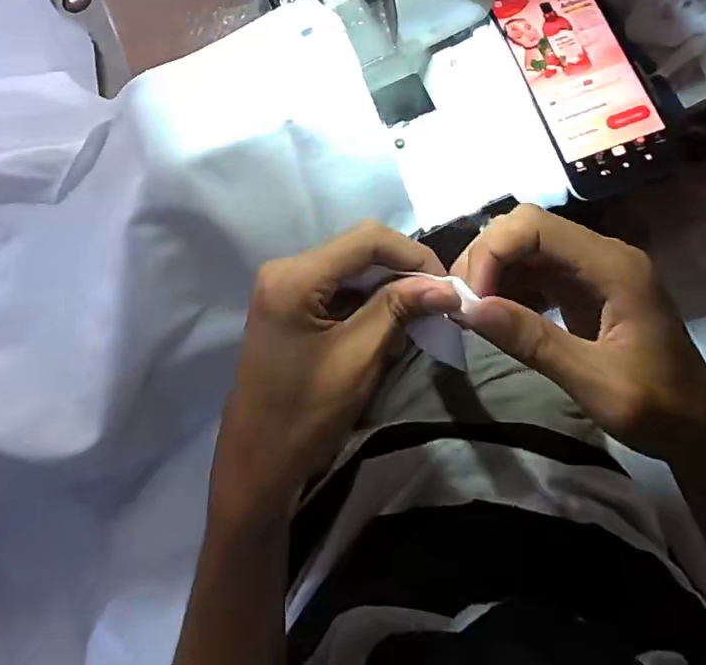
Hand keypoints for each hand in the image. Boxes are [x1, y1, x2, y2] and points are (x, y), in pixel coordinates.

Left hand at [212, 222, 454, 514]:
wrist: (257, 466)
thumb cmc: (305, 416)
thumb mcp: (358, 358)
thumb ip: (399, 310)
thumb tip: (447, 286)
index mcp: (295, 276)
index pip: (367, 240)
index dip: (414, 255)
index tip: (448, 287)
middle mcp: (286, 268)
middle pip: (359, 249)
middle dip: (403, 271)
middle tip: (439, 302)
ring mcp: (285, 285)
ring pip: (353, 268)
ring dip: (389, 288)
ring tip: (418, 319)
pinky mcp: (291, 304)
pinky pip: (339, 288)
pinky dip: (369, 302)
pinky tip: (388, 329)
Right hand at [451, 205, 705, 455]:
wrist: (702, 433)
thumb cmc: (660, 410)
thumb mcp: (596, 383)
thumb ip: (534, 342)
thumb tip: (469, 309)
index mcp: (614, 266)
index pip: (537, 226)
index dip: (494, 251)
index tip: (471, 297)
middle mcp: (603, 254)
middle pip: (528, 227)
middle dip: (487, 257)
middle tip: (463, 301)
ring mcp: (594, 269)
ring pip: (527, 246)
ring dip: (494, 271)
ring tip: (471, 310)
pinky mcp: (585, 287)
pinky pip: (536, 270)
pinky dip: (509, 286)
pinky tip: (496, 314)